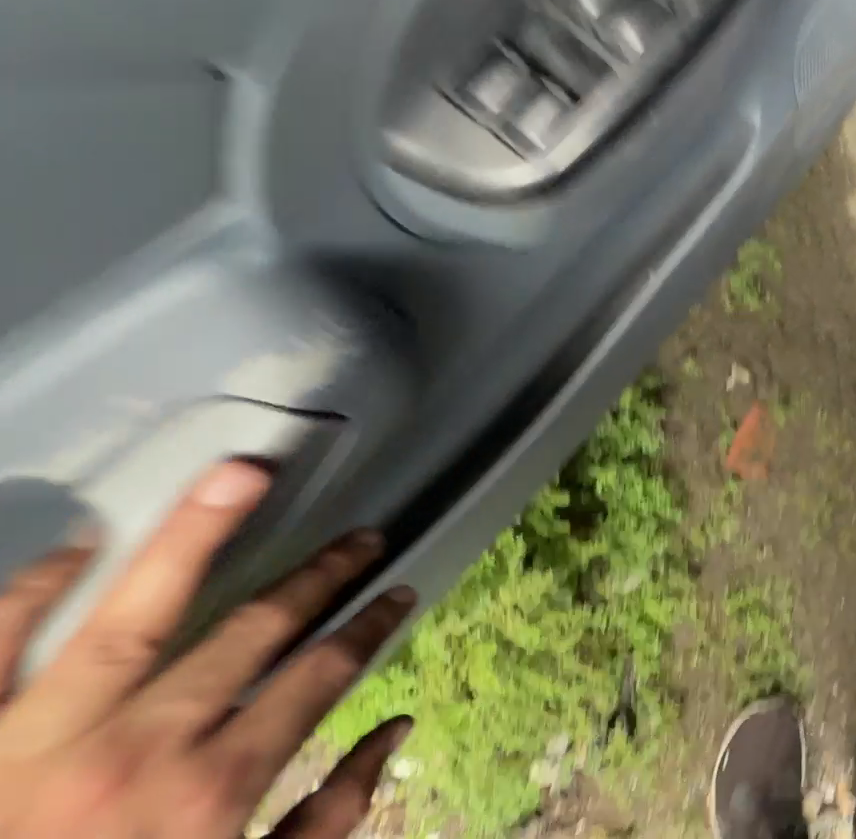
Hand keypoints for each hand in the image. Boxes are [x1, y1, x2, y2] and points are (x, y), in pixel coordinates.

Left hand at [0, 462, 415, 837]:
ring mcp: (34, 740)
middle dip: (321, 575)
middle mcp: (136, 750)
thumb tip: (395, 727)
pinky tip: (83, 550)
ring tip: (241, 474)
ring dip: (192, 535)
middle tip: (361, 538)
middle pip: (254, 629)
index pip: (322, 674)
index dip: (370, 625)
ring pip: (128, 615)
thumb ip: (329, 817)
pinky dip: (31, 592)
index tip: (397, 592)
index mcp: (209, 790)